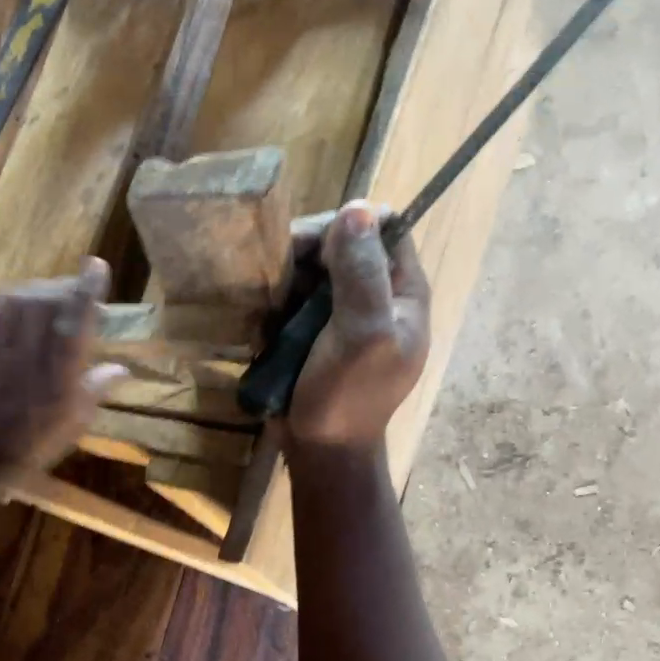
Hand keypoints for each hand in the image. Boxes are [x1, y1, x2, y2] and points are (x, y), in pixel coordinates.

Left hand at [0, 258, 129, 476]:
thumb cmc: (32, 448)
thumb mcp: (73, 425)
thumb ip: (96, 390)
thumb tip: (122, 369)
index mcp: (60, 375)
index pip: (76, 319)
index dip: (86, 288)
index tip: (95, 265)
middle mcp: (30, 356)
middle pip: (47, 300)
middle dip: (65, 289)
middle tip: (76, 295)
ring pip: (19, 301)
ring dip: (37, 291)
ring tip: (49, 297)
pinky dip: (9, 301)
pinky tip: (17, 305)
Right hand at [285, 201, 430, 449]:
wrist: (320, 451)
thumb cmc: (348, 396)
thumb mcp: (363, 333)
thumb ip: (360, 273)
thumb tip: (355, 209)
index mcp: (401, 290)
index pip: (383, 228)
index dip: (346, 225)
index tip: (309, 247)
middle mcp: (372, 295)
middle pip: (340, 244)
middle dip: (305, 252)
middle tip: (274, 273)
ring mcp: (338, 315)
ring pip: (309, 271)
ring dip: (283, 277)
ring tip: (261, 296)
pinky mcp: (307, 333)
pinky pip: (289, 300)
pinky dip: (272, 300)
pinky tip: (258, 313)